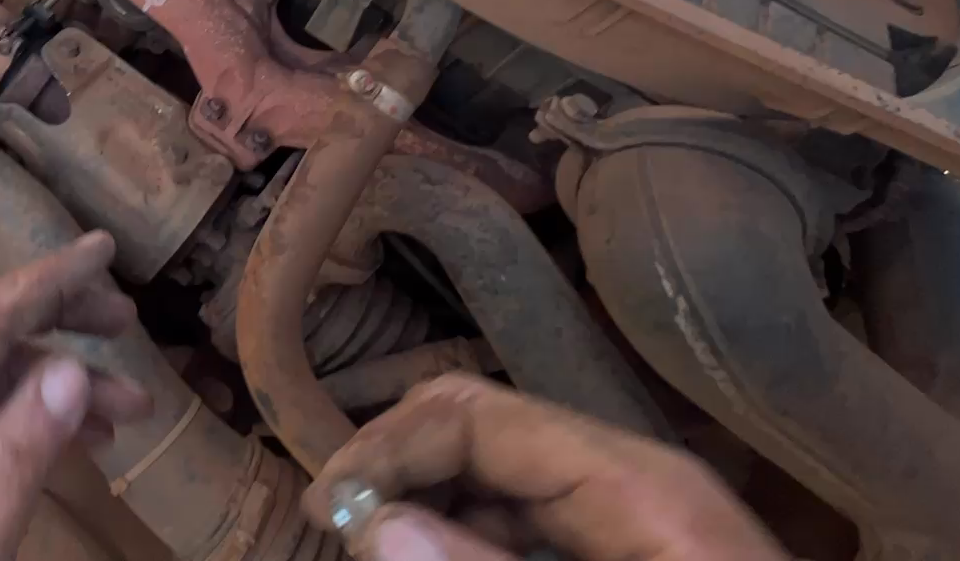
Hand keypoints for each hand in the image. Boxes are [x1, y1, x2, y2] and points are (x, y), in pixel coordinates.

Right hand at [302, 373, 786, 560]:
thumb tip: (369, 520)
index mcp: (628, 478)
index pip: (467, 412)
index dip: (388, 445)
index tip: (332, 500)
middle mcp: (615, 475)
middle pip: (469, 429)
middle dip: (396, 467)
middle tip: (341, 519)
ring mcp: (616, 512)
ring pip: (483, 475)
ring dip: (420, 502)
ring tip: (373, 541)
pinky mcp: (614, 546)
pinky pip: (513, 519)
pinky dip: (460, 534)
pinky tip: (430, 552)